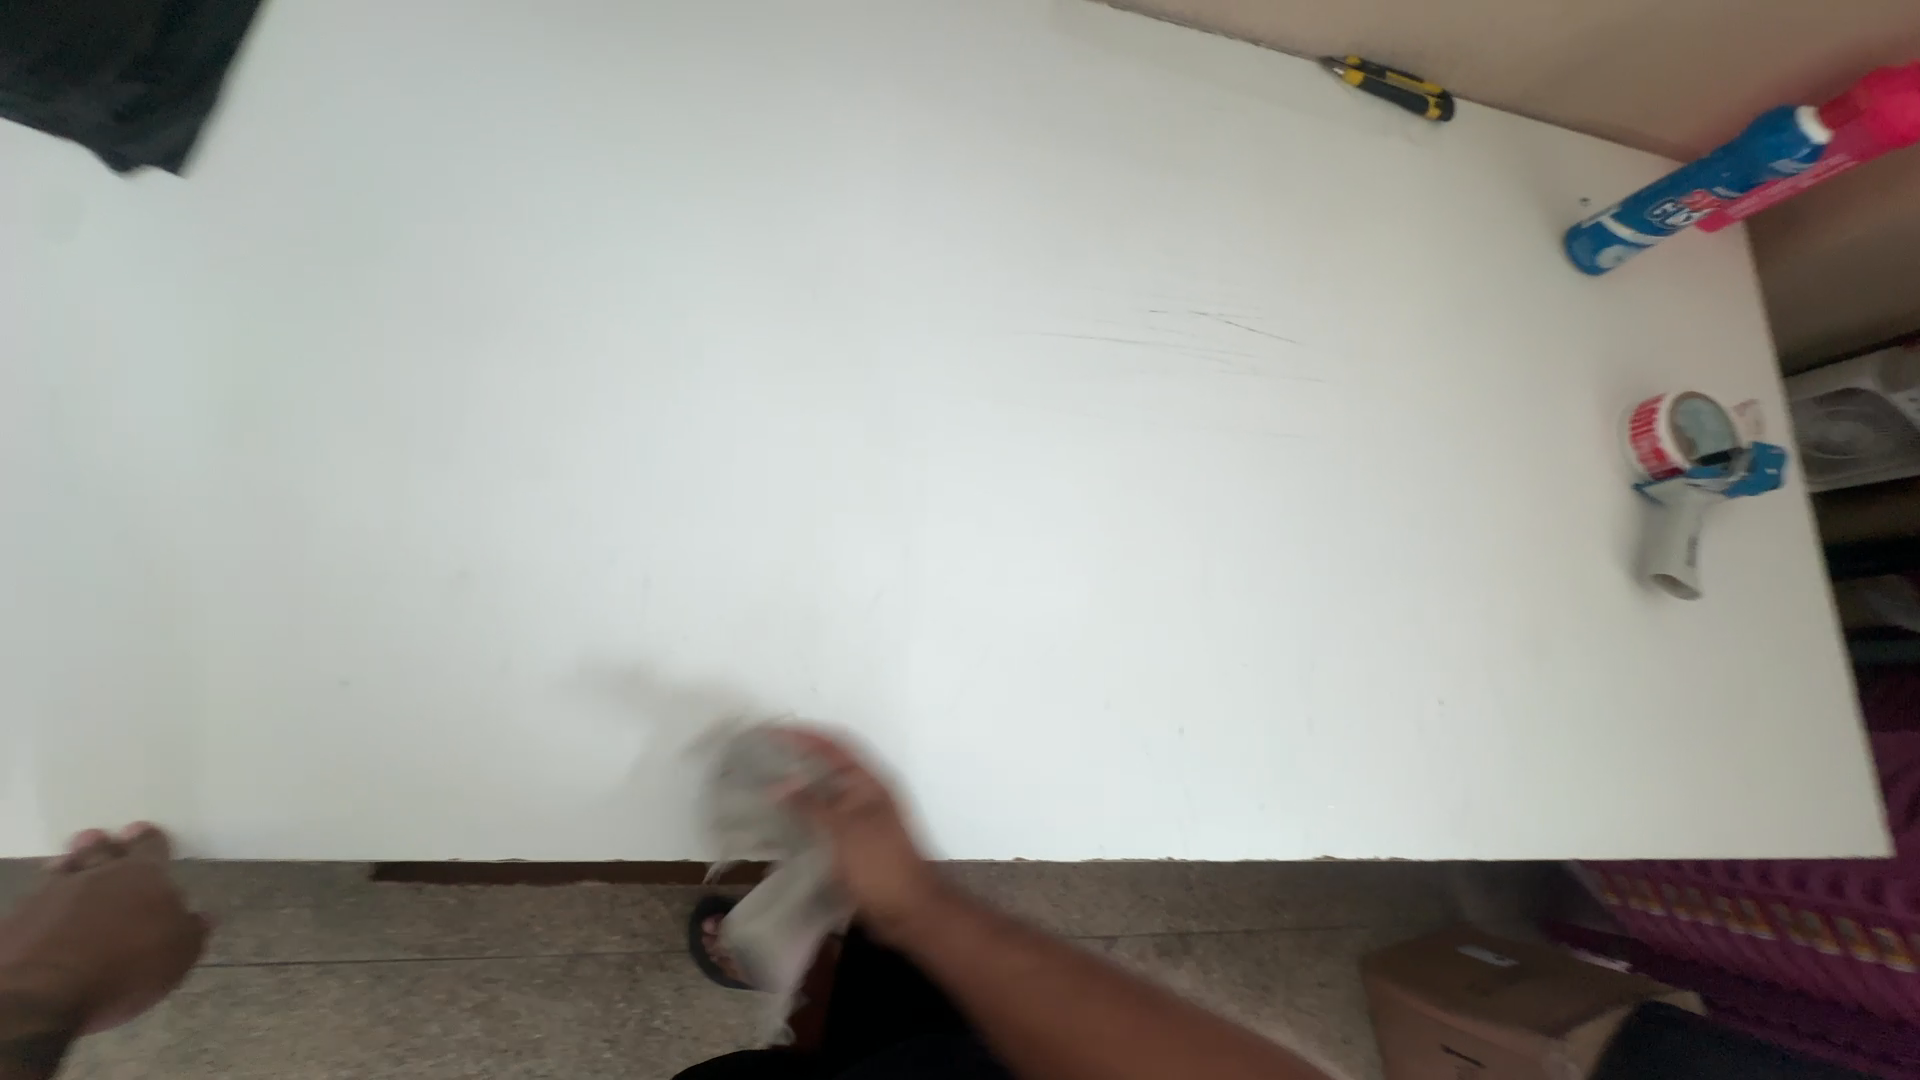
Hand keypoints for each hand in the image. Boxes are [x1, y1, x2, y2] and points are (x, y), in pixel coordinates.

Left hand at [0, 824, 208, 1033]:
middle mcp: (96, 879)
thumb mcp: (180, 953)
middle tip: (93, 835)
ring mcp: (45, 902)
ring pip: (58, 876)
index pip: (150, 847)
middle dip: (98, 845)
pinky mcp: (10, 928)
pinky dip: (39, 905)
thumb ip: (191, 930)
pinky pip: (29, 907)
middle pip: (97, 854)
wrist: (38, 1000)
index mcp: (144, 876)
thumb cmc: (126, 968)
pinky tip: (40, 910)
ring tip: (64, 864)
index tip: (141, 827)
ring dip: (65, 868)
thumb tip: (200, 917)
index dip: (148, 838)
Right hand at [774, 729, 949, 942]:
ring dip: (802, 784)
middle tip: (766, 755)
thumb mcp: (845, 831)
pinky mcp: (857, 840)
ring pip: (828, 790)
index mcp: (871, 782)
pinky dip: (806, 812)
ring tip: (768, 783)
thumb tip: (781, 783)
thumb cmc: (881, 865)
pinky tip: (785, 821)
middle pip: (832, 764)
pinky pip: (826, 816)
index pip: (835, 746)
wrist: (910, 910)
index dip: (805, 735)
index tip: (773, 731)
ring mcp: (864, 817)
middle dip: (801, 756)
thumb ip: (813, 804)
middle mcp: (868, 793)